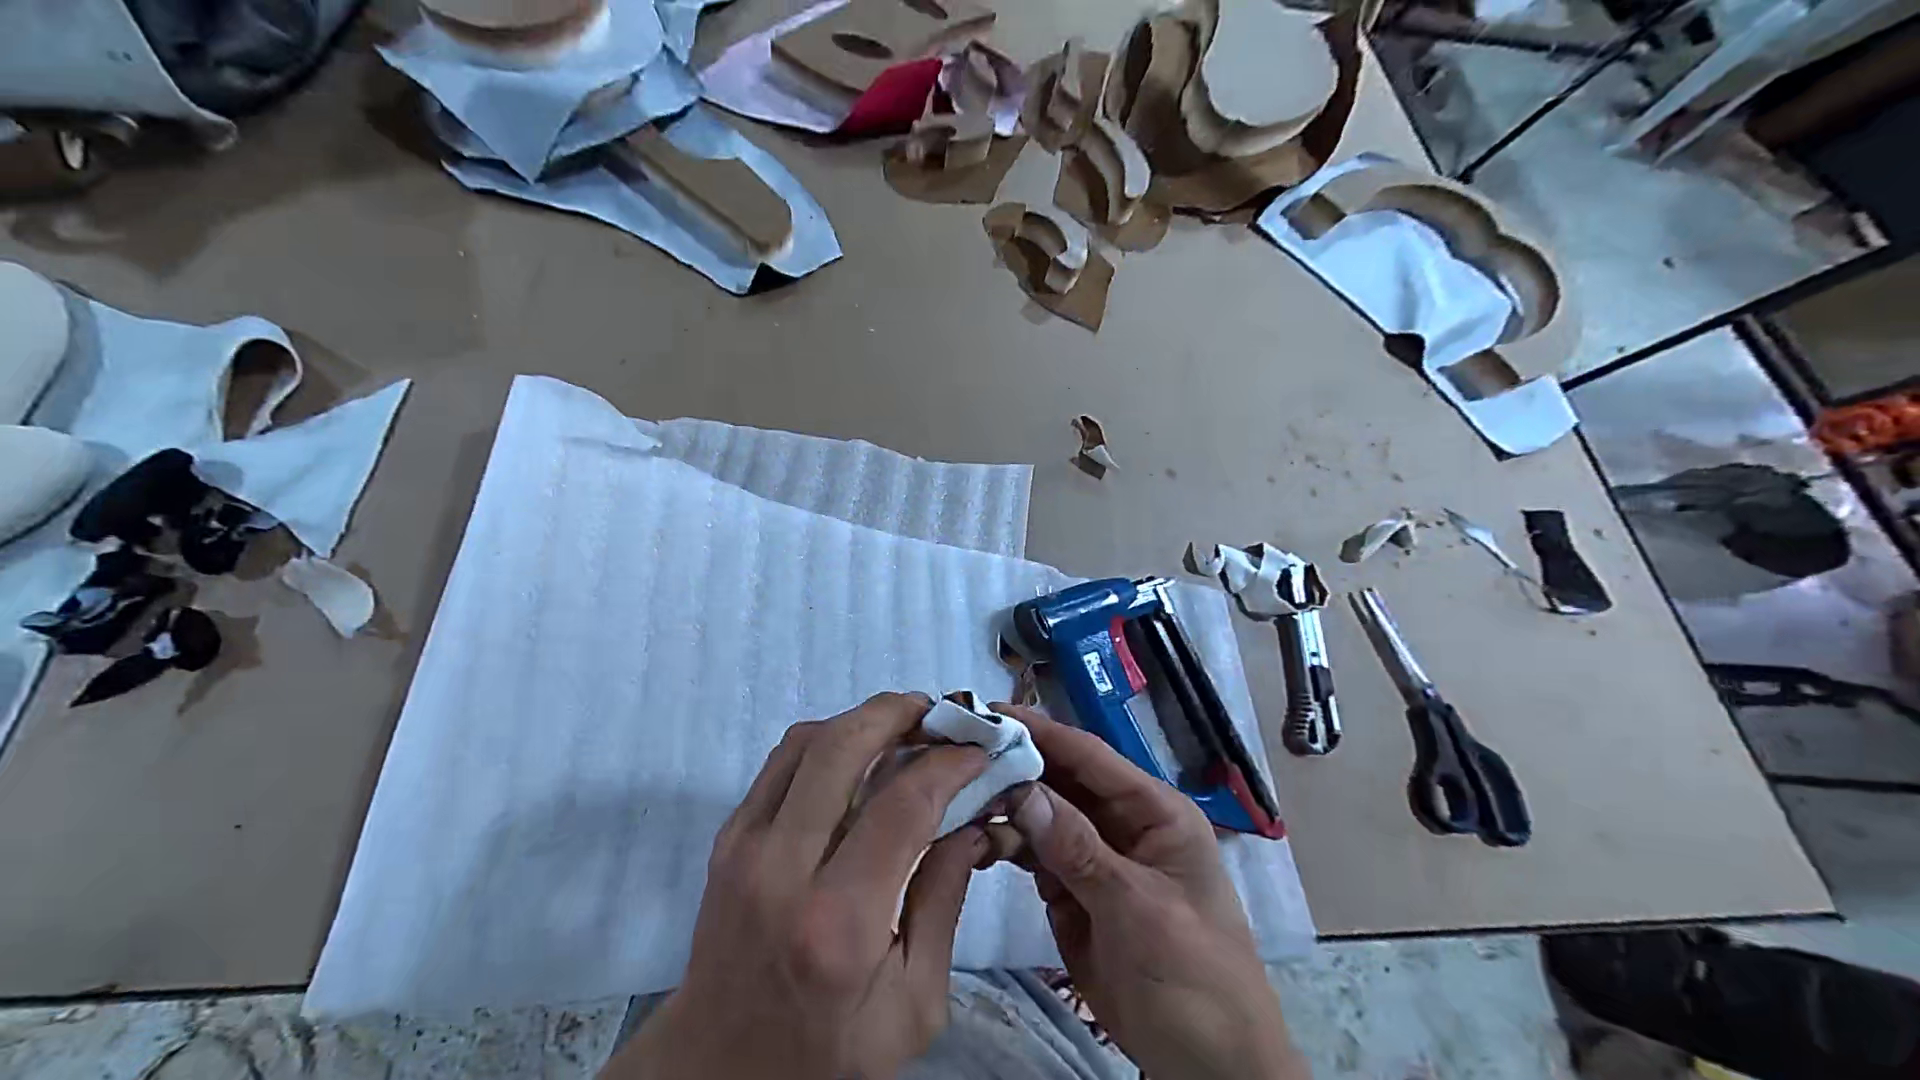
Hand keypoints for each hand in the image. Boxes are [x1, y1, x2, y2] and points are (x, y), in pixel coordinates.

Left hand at [604, 692, 988, 1079]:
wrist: (718, 1067)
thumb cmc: (828, 1050)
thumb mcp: (913, 1004)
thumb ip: (943, 902)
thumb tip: (973, 823)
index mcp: (839, 922)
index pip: (902, 806)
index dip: (948, 765)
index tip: (979, 753)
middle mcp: (783, 869)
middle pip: (842, 747)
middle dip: (899, 712)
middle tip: (939, 713)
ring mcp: (744, 846)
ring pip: (807, 741)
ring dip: (862, 718)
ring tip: (905, 724)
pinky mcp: (727, 837)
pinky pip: (782, 760)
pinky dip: (828, 740)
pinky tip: (859, 752)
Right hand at [989, 703, 1307, 1079]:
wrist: (1207, 1068)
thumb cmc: (1193, 978)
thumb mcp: (1139, 909)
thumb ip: (1080, 850)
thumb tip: (1022, 791)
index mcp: (1154, 810)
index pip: (1090, 757)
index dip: (1041, 732)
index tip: (989, 714)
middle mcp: (1121, 821)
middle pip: (1060, 780)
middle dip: (1014, 765)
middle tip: (956, 752)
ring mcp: (1094, 855)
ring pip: (1041, 814)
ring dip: (1003, 805)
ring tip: (955, 796)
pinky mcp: (1072, 888)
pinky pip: (1033, 853)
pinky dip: (1005, 844)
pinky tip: (973, 838)